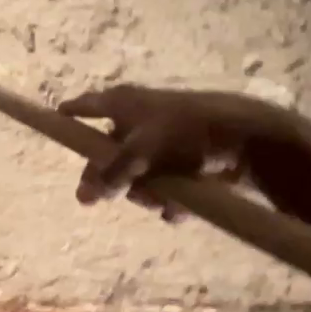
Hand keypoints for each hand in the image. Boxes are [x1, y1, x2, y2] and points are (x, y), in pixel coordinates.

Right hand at [56, 85, 310, 220]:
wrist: (252, 137)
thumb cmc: (186, 131)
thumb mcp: (141, 151)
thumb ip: (110, 174)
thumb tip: (82, 198)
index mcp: (122, 102)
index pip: (84, 106)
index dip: (69, 117)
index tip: (58, 128)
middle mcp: (140, 117)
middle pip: (110, 149)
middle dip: (111, 176)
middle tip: (106, 195)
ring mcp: (165, 138)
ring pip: (140, 169)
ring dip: (144, 190)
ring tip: (158, 202)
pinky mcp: (190, 157)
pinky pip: (168, 181)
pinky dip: (170, 196)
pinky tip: (176, 209)